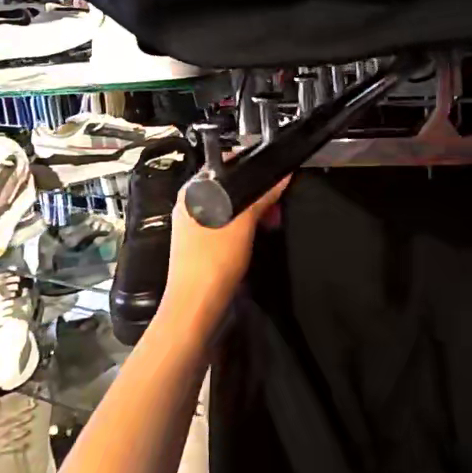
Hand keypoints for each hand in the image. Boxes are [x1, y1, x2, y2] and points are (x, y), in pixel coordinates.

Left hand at [163, 167, 288, 320]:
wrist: (195, 308)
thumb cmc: (214, 260)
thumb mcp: (243, 223)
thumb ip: (261, 196)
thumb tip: (281, 176)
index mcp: (192, 192)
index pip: (222, 165)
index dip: (248, 165)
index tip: (272, 171)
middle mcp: (190, 206)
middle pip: (228, 188)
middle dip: (255, 193)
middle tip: (278, 203)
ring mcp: (194, 228)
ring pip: (229, 209)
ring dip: (253, 212)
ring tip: (273, 221)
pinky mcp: (201, 247)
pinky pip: (227, 227)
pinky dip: (244, 228)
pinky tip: (259, 236)